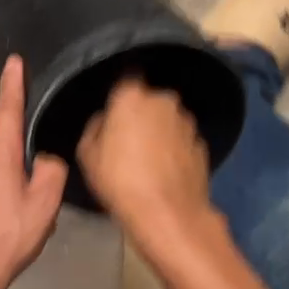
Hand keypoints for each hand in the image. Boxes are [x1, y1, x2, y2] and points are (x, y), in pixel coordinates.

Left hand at [0, 57, 67, 288]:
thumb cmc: (8, 237)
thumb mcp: (45, 206)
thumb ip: (52, 172)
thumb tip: (44, 161)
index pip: (8, 112)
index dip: (13, 86)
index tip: (13, 61)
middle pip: (3, 152)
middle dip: (18, 170)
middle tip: (30, 205)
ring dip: (3, 188)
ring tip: (14, 221)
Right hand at [76, 79, 215, 253]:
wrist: (168, 214)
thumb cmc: (119, 180)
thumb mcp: (87, 154)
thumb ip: (95, 127)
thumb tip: (106, 121)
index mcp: (133, 97)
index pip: (127, 75)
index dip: (119, 87)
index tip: (112, 101)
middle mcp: (164, 100)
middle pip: (149, 97)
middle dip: (139, 110)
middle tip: (126, 133)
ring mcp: (188, 122)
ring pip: (167, 117)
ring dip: (158, 128)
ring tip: (146, 154)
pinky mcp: (202, 144)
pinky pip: (180, 138)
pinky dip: (173, 146)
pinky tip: (164, 167)